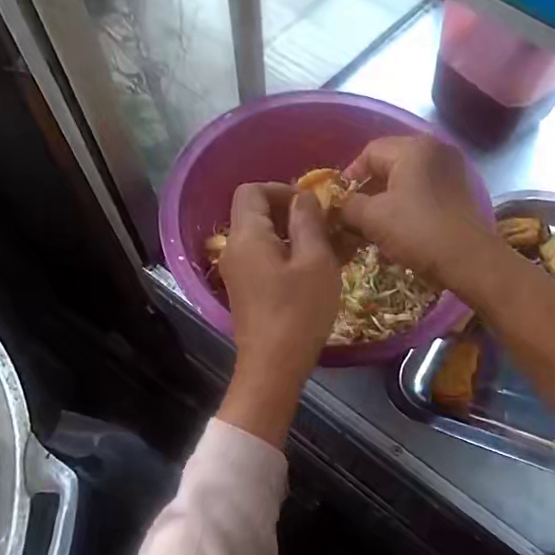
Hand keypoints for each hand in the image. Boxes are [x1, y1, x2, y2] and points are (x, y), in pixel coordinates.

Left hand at [215, 182, 339, 444]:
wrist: (273, 366)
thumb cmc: (298, 312)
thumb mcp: (315, 261)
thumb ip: (308, 221)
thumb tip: (303, 197)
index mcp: (246, 236)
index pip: (251, 190)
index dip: (281, 189)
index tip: (310, 206)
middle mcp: (233, 249)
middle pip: (253, 212)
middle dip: (287, 211)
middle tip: (321, 226)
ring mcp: (235, 271)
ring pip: (259, 236)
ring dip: (288, 234)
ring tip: (321, 249)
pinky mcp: (243, 290)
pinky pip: (260, 258)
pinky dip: (282, 254)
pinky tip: (308, 271)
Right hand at [338, 135, 504, 291]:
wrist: (465, 259)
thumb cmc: (415, 230)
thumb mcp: (371, 217)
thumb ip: (347, 205)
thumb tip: (337, 206)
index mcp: (414, 148)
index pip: (369, 152)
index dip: (349, 176)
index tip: (339, 202)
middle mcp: (435, 150)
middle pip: (389, 163)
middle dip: (367, 188)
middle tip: (353, 213)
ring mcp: (450, 170)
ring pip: (405, 179)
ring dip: (385, 199)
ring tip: (371, 224)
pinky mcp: (458, 191)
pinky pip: (422, 190)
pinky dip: (405, 204)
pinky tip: (395, 227)